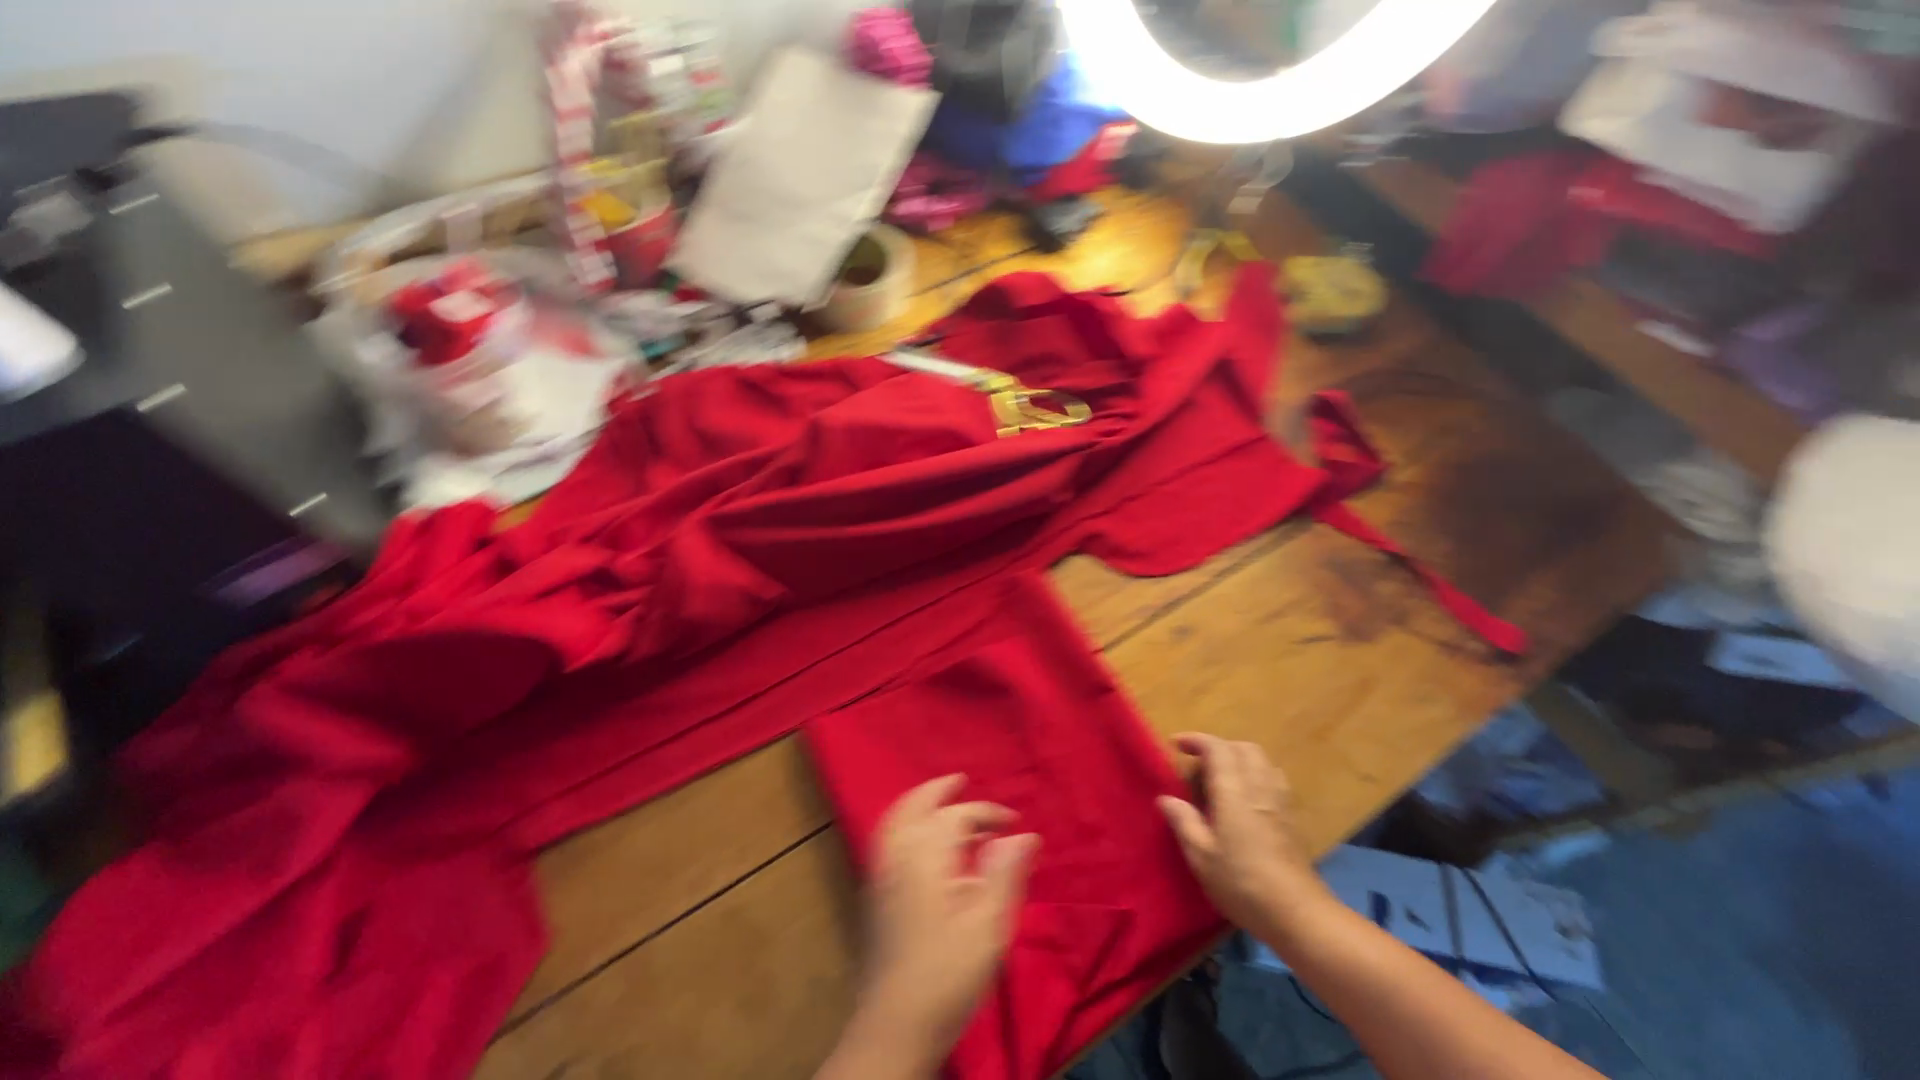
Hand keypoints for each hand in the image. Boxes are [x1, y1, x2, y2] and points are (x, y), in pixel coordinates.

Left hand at [853, 774, 1037, 1066]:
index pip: (956, 816)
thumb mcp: (989, 923)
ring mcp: (880, 878)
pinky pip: (888, 843)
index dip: (987, 813)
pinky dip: (906, 828)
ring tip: (942, 806)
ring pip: (894, 824)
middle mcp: (896, 857)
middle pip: (912, 807)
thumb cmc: (949, 971)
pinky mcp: (875, 900)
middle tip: (960, 781)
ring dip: (919, 808)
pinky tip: (923, 848)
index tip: (1015, 824)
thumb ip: (1006, 872)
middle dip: (937, 791)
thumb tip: (1023, 834)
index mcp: (924, 855)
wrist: (896, 1024)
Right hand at [1157, 734, 1331, 940]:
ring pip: (1262, 761)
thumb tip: (1166, 798)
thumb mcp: (1201, 856)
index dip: (1196, 740)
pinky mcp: (1292, 818)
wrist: (1297, 912)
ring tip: (1221, 778)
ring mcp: (1280, 802)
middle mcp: (1260, 788)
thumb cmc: (1241, 883)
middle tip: (1197, 763)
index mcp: (1235, 793)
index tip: (1176, 744)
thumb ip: (1184, 822)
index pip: (1218, 749)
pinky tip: (1246, 798)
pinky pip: (1273, 779)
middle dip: (1219, 747)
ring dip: (1239, 758)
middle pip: (1243, 748)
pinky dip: (1255, 774)